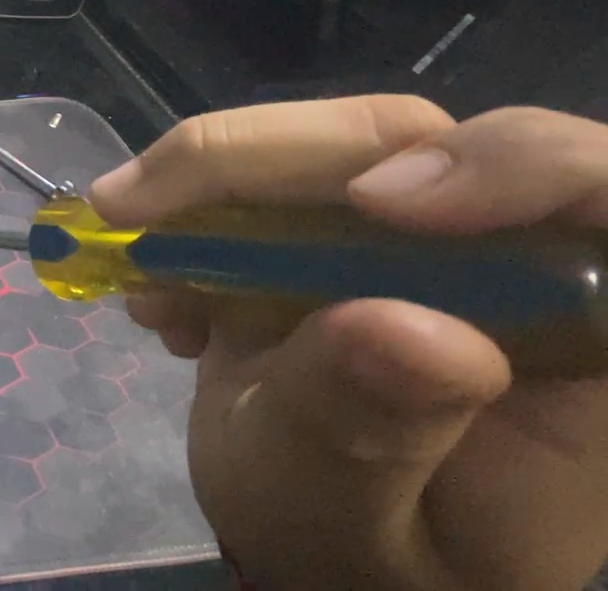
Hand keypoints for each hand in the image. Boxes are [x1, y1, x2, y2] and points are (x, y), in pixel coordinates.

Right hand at [90, 96, 607, 590]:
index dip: (507, 163)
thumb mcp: (349, 511)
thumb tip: (405, 327)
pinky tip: (157, 300)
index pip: (592, 190)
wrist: (318, 553)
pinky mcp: (315, 240)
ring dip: (191, 193)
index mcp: (575, 334)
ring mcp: (391, 243)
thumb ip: (372, 428)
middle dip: (249, 159)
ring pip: (303, 150)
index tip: (376, 204)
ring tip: (135, 277)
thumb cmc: (359, 558)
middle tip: (127, 206)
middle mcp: (492, 262)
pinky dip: (174, 220)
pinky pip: (243, 186)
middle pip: (399, 140)